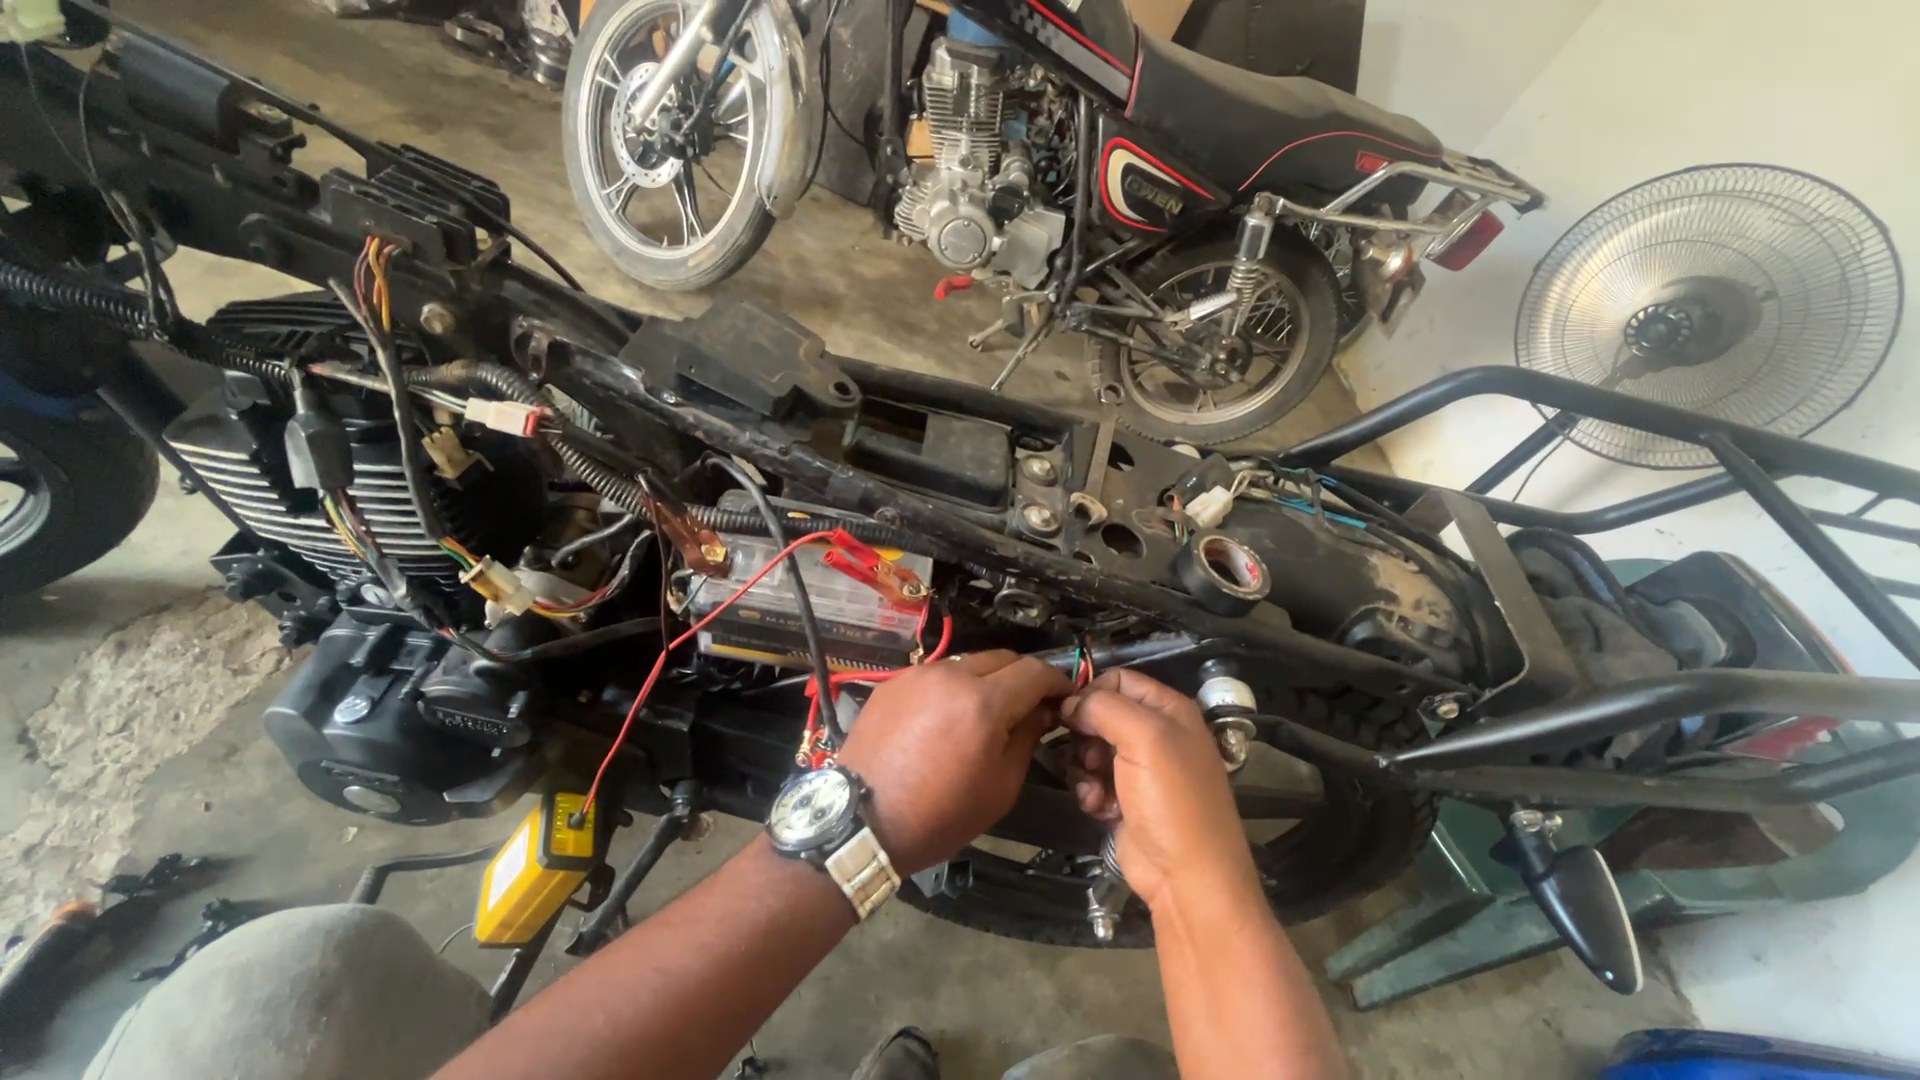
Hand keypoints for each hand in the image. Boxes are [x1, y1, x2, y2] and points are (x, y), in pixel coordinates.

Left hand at [835, 650, 1072, 874]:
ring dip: (985, 680)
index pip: (1034, 671)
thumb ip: (1027, 737)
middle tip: (1029, 704)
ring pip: (966, 663)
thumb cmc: (939, 815)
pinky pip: (935, 675)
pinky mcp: (893, 682)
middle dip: (1022, 677)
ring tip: (984, 713)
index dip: (1056, 681)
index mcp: (983, 703)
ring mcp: (917, 675)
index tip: (1064, 696)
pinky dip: (951, 688)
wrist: (862, 822)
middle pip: (1002, 658)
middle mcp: (950, 675)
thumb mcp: (1001, 787)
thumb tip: (1040, 710)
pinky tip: (946, 718)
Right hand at [1059, 669, 1259, 911]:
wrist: (1187, 877)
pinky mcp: (1125, 799)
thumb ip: (1104, 707)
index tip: (1071, 713)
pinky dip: (1089, 791)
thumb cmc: (1172, 800)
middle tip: (1087, 754)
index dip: (1091, 692)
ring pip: (1090, 748)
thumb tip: (1071, 703)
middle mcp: (1156, 734)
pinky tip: (1098, 808)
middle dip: (1085, 734)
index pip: (1119, 679)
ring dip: (1083, 767)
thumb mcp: (1144, 738)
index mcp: (1169, 710)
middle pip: (1100, 715)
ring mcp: (1141, 769)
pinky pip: (1092, 780)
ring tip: (1094, 788)